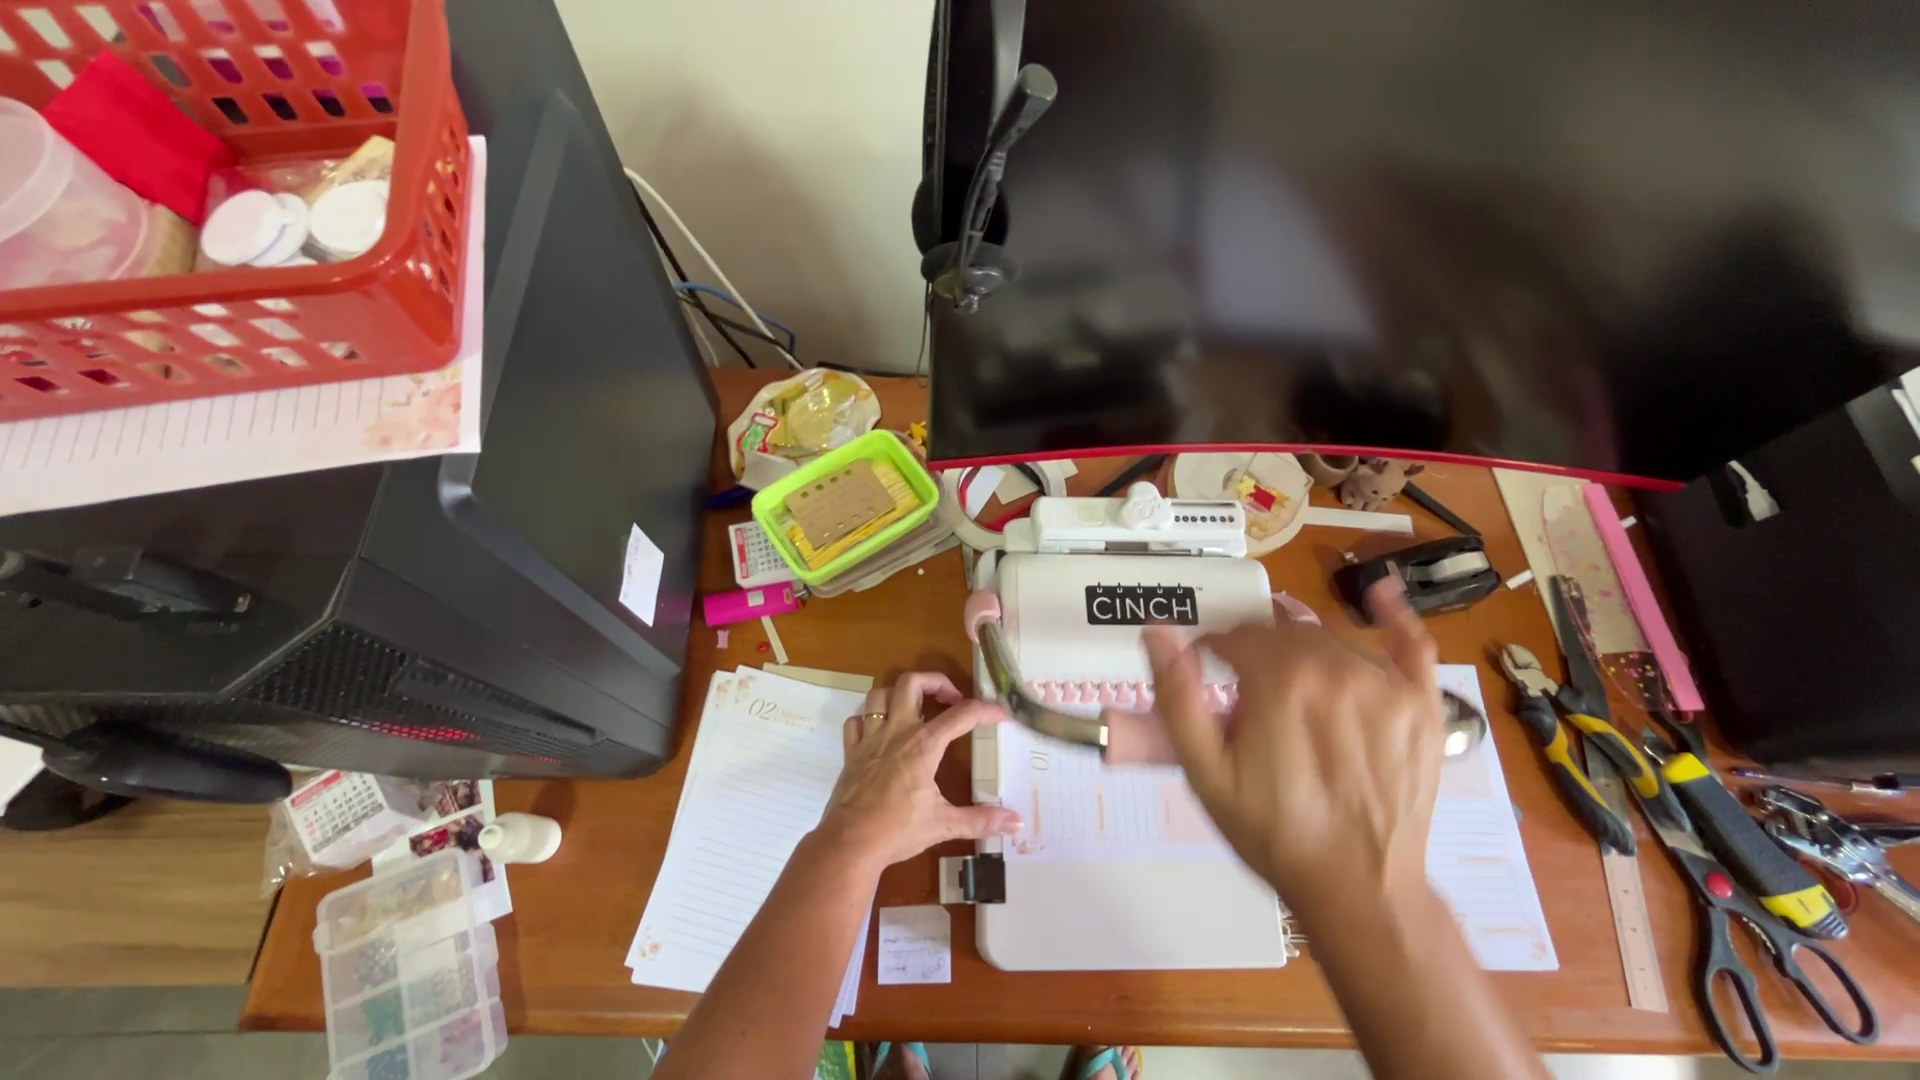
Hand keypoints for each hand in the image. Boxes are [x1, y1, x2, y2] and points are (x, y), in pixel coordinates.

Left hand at [819, 672, 1022, 870]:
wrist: (849, 844)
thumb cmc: (897, 831)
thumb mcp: (944, 825)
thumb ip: (982, 820)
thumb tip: (1018, 823)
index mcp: (923, 745)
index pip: (962, 715)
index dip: (985, 710)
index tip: (1001, 714)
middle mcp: (896, 732)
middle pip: (912, 683)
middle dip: (935, 682)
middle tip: (951, 699)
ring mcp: (869, 739)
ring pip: (879, 695)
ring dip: (899, 694)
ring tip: (916, 708)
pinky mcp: (850, 753)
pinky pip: (856, 721)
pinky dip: (868, 719)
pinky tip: (880, 730)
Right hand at [1144, 578, 1443, 918]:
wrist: (1358, 886)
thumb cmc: (1271, 830)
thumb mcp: (1205, 772)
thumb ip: (1177, 697)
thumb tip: (1155, 631)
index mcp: (1279, 680)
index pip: (1236, 637)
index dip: (1214, 651)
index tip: (1206, 669)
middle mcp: (1334, 667)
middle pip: (1284, 633)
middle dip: (1257, 647)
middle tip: (1245, 681)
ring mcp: (1386, 683)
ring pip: (1332, 638)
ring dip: (1304, 645)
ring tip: (1290, 674)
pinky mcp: (1422, 704)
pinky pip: (1412, 643)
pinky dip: (1393, 615)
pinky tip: (1378, 594)